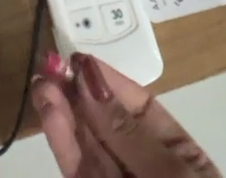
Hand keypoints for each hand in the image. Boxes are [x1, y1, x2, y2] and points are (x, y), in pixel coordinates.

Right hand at [32, 53, 220, 176]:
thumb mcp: (171, 175)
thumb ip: (127, 132)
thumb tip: (91, 77)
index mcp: (184, 162)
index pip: (144, 110)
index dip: (110, 83)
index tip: (78, 59)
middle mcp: (147, 168)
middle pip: (109, 125)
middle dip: (79, 93)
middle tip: (49, 64)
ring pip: (88, 145)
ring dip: (63, 112)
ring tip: (41, 82)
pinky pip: (78, 168)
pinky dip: (61, 140)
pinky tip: (48, 112)